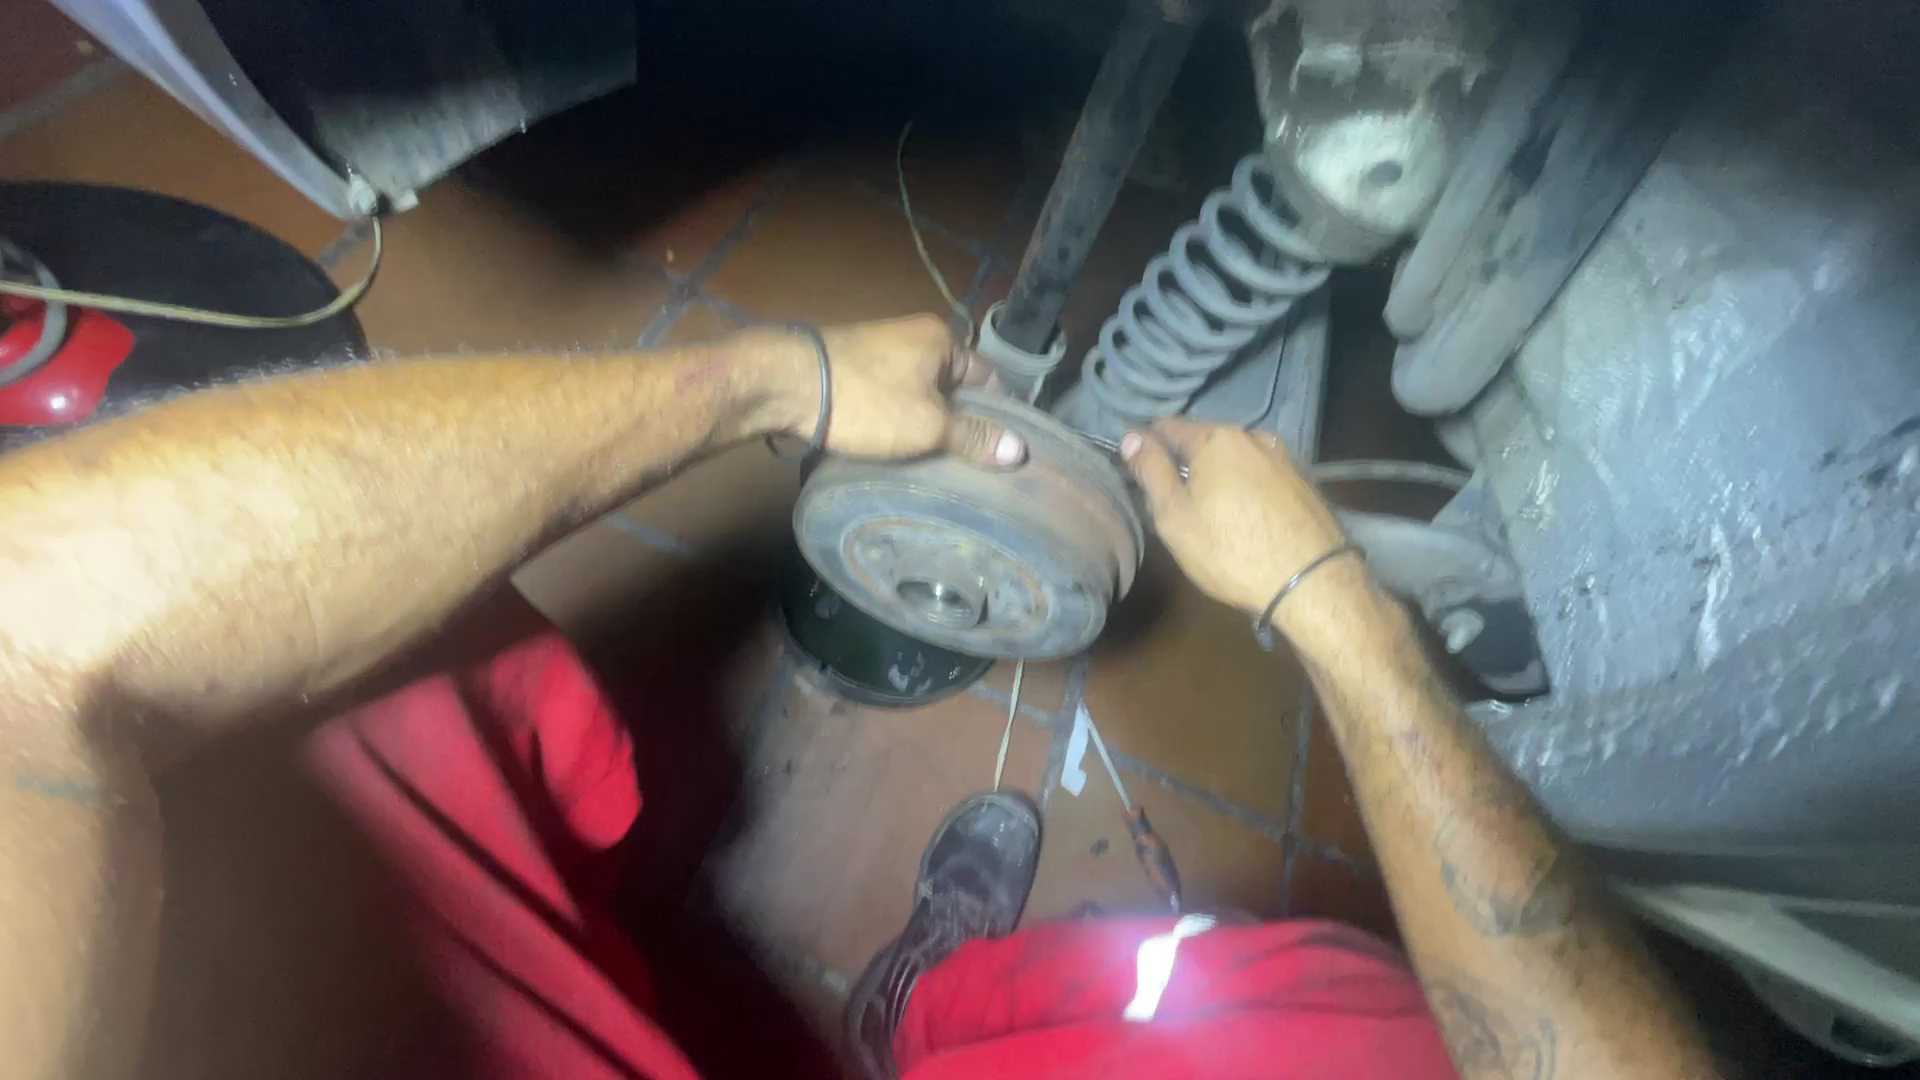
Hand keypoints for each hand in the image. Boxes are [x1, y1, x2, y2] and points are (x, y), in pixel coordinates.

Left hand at [748, 315, 1025, 465]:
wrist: (784, 385)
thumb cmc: (867, 400)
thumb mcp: (928, 424)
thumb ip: (973, 436)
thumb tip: (1020, 450)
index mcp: (941, 339)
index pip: (989, 377)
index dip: (1000, 414)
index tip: (1006, 450)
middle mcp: (913, 339)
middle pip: (954, 389)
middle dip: (963, 424)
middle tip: (976, 467)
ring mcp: (879, 355)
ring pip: (921, 398)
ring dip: (929, 428)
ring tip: (941, 467)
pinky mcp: (852, 374)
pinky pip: (891, 402)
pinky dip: (900, 425)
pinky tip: (902, 453)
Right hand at [1120, 419, 1352, 627]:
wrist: (1310, 583)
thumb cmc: (1230, 551)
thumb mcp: (1175, 516)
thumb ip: (1152, 472)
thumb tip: (1131, 438)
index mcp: (1216, 439)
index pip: (1166, 426)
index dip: (1145, 444)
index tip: (1135, 470)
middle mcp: (1252, 436)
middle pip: (1203, 439)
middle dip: (1182, 459)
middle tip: (1167, 495)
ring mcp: (1283, 457)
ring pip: (1233, 456)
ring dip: (1214, 472)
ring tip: (1205, 506)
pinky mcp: (1303, 480)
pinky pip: (1258, 472)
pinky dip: (1242, 484)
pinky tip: (1240, 513)